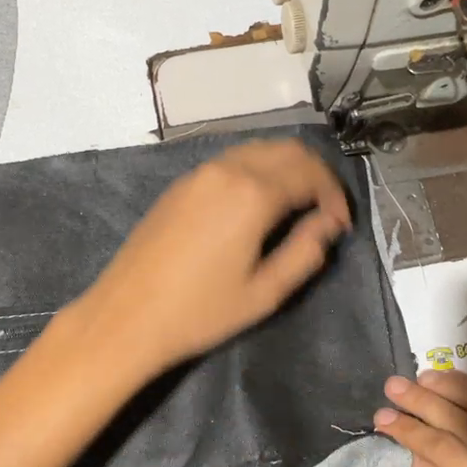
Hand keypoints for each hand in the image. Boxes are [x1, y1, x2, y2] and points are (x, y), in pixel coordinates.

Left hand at [73, 139, 351, 375]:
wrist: (126, 317)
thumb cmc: (199, 312)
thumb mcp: (264, 293)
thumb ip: (305, 253)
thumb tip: (328, 225)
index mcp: (253, 194)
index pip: (311, 174)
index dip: (335, 196)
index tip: (341, 226)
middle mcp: (227, 170)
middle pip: (287, 150)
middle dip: (315, 175)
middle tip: (326, 212)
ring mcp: (198, 173)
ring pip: (258, 150)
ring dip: (286, 169)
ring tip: (297, 208)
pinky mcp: (180, 185)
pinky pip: (232, 161)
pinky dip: (258, 171)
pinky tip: (258, 206)